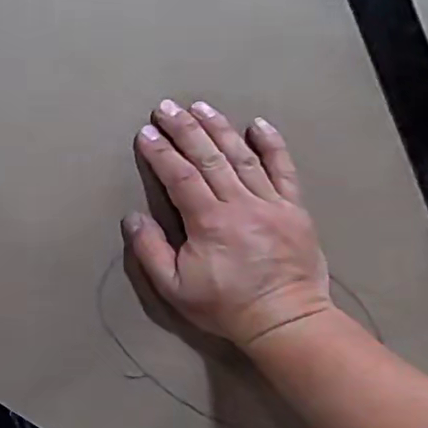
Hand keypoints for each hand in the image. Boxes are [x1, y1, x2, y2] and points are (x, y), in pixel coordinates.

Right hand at [124, 100, 333, 348]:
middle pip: (210, 158)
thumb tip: (133, 217)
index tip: (145, 133)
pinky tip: (258, 124)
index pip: (181, 178)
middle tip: (166, 107)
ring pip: (243, 157)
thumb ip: (150, 250)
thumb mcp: (173, 286)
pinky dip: (272, 145)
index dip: (161, 153)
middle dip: (185, 130)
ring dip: (219, 129)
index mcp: (210, 223)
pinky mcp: (294, 210)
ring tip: (200, 106)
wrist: (287, 321)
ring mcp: (272, 205)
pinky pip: (284, 171)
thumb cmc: (223, 305)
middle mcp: (242, 205)